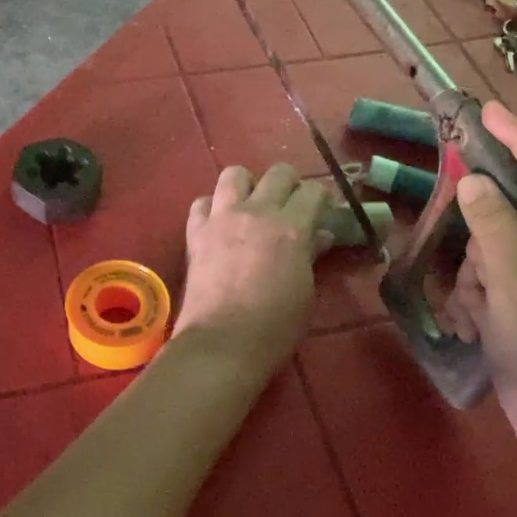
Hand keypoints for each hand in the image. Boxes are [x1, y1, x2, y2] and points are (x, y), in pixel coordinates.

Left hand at [175, 164, 329, 372]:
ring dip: (247, 185)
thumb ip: (310, 256)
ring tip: (250, 205)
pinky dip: (212, 208)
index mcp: (291, 227)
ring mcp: (222, 218)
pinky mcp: (195, 232)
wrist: (222, 343)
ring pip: (234, 174)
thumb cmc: (275, 326)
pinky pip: (202, 203)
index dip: (321, 199)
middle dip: (289, 184)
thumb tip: (318, 237)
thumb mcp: (305, 291)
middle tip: (289, 206)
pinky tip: (218, 224)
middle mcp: (257, 212)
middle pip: (278, 173)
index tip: (321, 212)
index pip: (313, 192)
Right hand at [446, 102, 516, 448]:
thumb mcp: (512, 293)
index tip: (486, 109)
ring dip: (482, 272)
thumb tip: (475, 181)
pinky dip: (486, 286)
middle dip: (488, 241)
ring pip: (507, 238)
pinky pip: (507, 262)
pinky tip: (481, 320)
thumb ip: (495, 230)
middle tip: (476, 275)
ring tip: (480, 315)